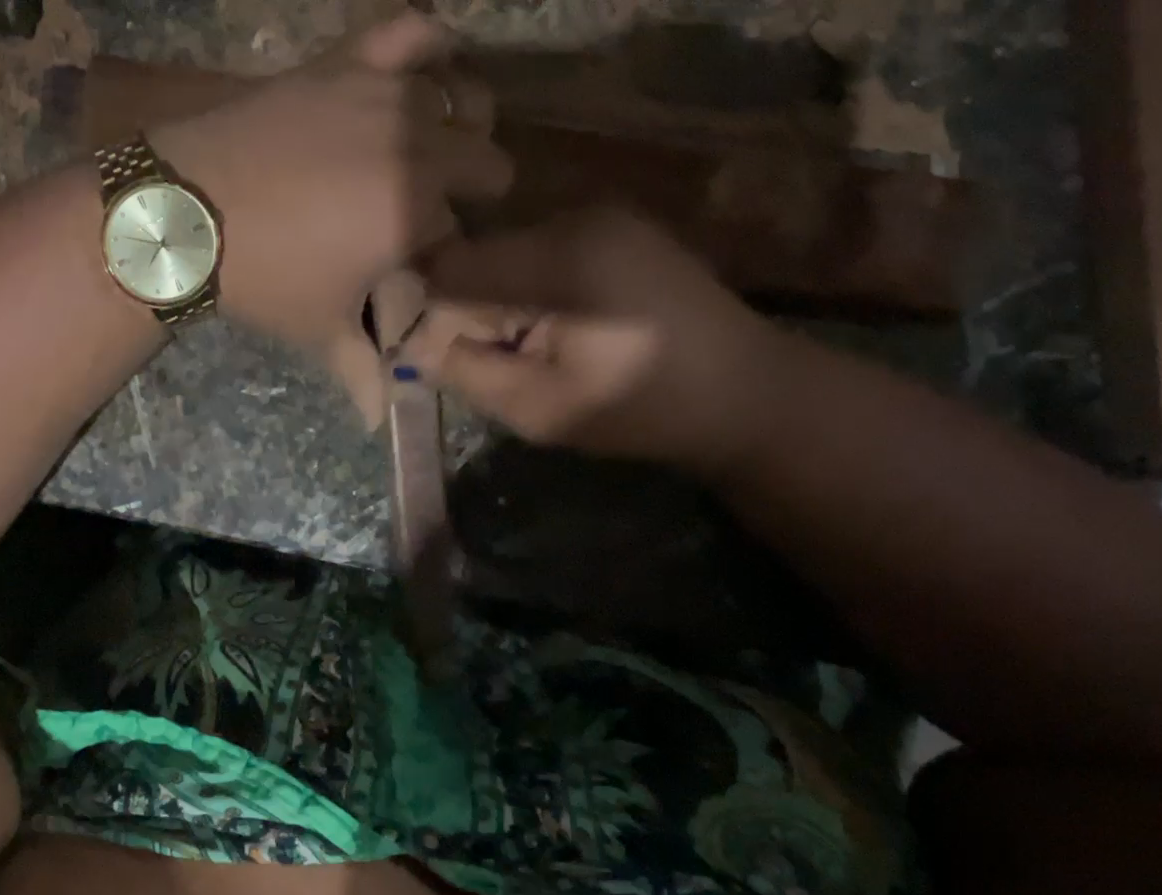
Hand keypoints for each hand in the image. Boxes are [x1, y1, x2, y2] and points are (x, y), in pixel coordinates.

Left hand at [150, 14, 511, 352]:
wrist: (184, 212)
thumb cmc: (261, 279)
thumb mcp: (319, 329)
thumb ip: (361, 368)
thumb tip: (378, 417)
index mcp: (420, 215)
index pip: (463, 234)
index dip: (446, 256)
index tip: (419, 268)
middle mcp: (419, 146)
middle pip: (483, 162)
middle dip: (466, 194)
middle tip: (422, 215)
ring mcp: (384, 94)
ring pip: (463, 98)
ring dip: (459, 128)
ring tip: (429, 151)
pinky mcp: (347, 60)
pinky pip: (411, 30)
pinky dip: (429, 47)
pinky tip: (425, 72)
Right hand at [405, 209, 784, 473]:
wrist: (747, 393)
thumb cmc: (642, 409)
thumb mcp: (538, 409)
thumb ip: (468, 372)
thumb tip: (415, 347)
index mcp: (558, 258)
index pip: (449, 266)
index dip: (424, 310)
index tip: (427, 354)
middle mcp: (576, 217)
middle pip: (477, 254)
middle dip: (462, 308)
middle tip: (476, 361)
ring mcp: (602, 218)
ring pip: (506, 254)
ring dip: (496, 301)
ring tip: (521, 351)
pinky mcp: (617, 230)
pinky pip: (541, 254)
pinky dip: (527, 292)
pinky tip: (553, 331)